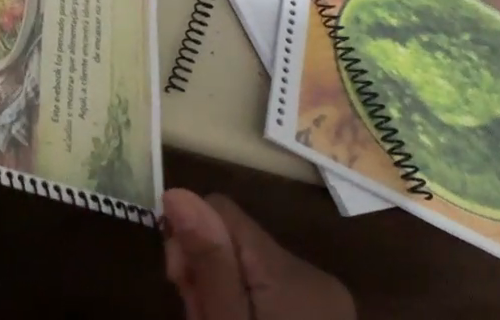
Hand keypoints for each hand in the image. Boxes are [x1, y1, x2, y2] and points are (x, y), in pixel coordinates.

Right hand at [163, 189, 355, 319]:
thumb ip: (208, 260)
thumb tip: (176, 192)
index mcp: (291, 271)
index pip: (219, 210)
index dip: (187, 236)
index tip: (177, 280)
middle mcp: (313, 273)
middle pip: (234, 239)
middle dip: (205, 267)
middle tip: (197, 312)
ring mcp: (323, 296)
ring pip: (248, 263)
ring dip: (221, 285)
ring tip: (214, 319)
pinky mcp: (322, 312)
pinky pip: (269, 285)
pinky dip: (245, 299)